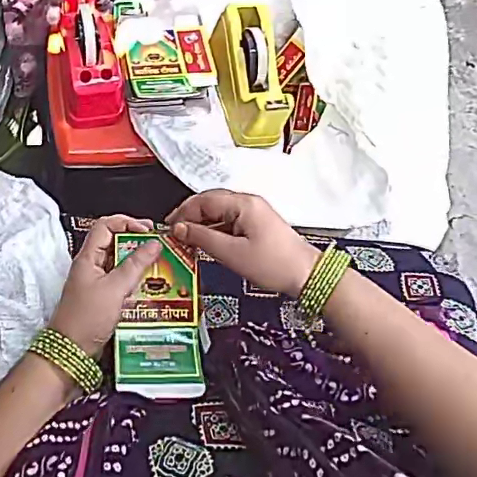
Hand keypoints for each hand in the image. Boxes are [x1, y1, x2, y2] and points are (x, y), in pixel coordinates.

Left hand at [47, 215, 159, 357]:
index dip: (127, 222)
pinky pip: (120, 283)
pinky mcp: (101, 299)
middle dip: (136, 243)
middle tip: (156, 247)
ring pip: (119, 264)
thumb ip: (135, 265)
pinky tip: (147, 290)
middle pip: (114, 243)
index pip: (106, 225)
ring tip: (156, 267)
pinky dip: (134, 282)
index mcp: (87, 258)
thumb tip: (152, 244)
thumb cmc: (84, 320)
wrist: (71, 353)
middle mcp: (90, 267)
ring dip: (137, 264)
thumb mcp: (114, 289)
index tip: (147, 230)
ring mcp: (95, 283)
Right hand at [166, 190, 319, 296]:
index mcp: (242, 204)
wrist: (307, 276)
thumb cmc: (275, 264)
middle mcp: (248, 202)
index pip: (202, 200)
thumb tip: (179, 229)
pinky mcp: (257, 224)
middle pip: (209, 203)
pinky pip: (229, 221)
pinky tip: (208, 243)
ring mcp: (253, 212)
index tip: (169, 229)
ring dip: (202, 225)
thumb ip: (202, 238)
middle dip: (189, 217)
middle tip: (175, 234)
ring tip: (188, 242)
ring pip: (218, 212)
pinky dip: (215, 230)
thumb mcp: (232, 253)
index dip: (182, 213)